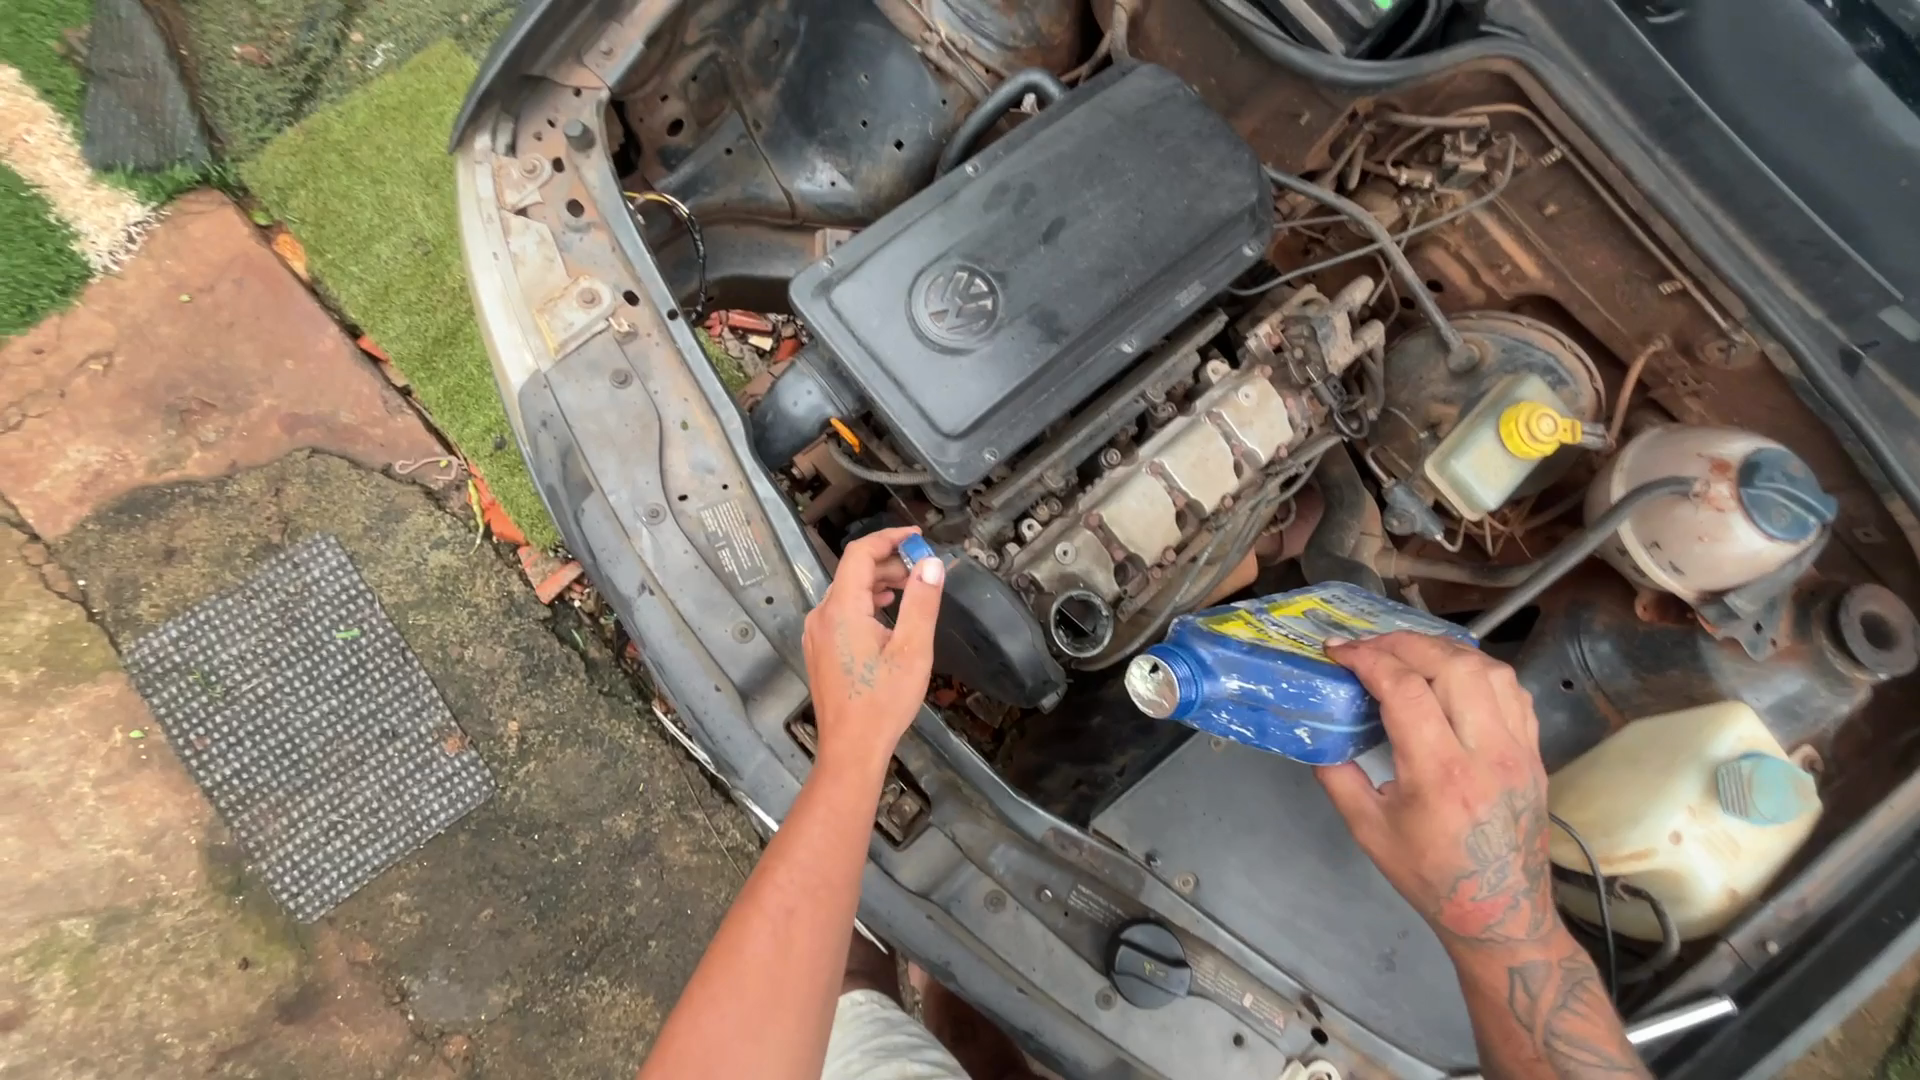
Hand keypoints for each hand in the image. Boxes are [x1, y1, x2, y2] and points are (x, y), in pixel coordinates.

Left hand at [801, 527, 945, 775]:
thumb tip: (931, 565)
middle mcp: (822, 616)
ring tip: (912, 588)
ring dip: (880, 583)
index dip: (889, 538)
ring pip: (848, 591)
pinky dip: (867, 603)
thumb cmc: (882, 703)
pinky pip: (842, 611)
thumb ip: (922, 601)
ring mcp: (817, 634)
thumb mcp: (912, 649)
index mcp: (842, 610)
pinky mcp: (820, 649)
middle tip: (922, 568)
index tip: (916, 537)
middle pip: (854, 571)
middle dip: (890, 563)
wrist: (852, 748)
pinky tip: (887, 613)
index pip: (860, 553)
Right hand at [1315, 632, 1558, 955]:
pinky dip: (1475, 669)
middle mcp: (1488, 754)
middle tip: (1368, 647)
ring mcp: (1520, 751)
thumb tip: (1316, 730)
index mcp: (1440, 774)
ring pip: (1489, 670)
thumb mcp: (1366, 828)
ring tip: (1405, 653)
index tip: (1338, 652)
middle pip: (1452, 665)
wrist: (1502, 914)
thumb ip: (1336, 774)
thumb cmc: (1428, 874)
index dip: (1367, 658)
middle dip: (1402, 643)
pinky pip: (1511, 690)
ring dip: (1441, 650)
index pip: (1406, 689)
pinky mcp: (1535, 753)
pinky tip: (1447, 674)